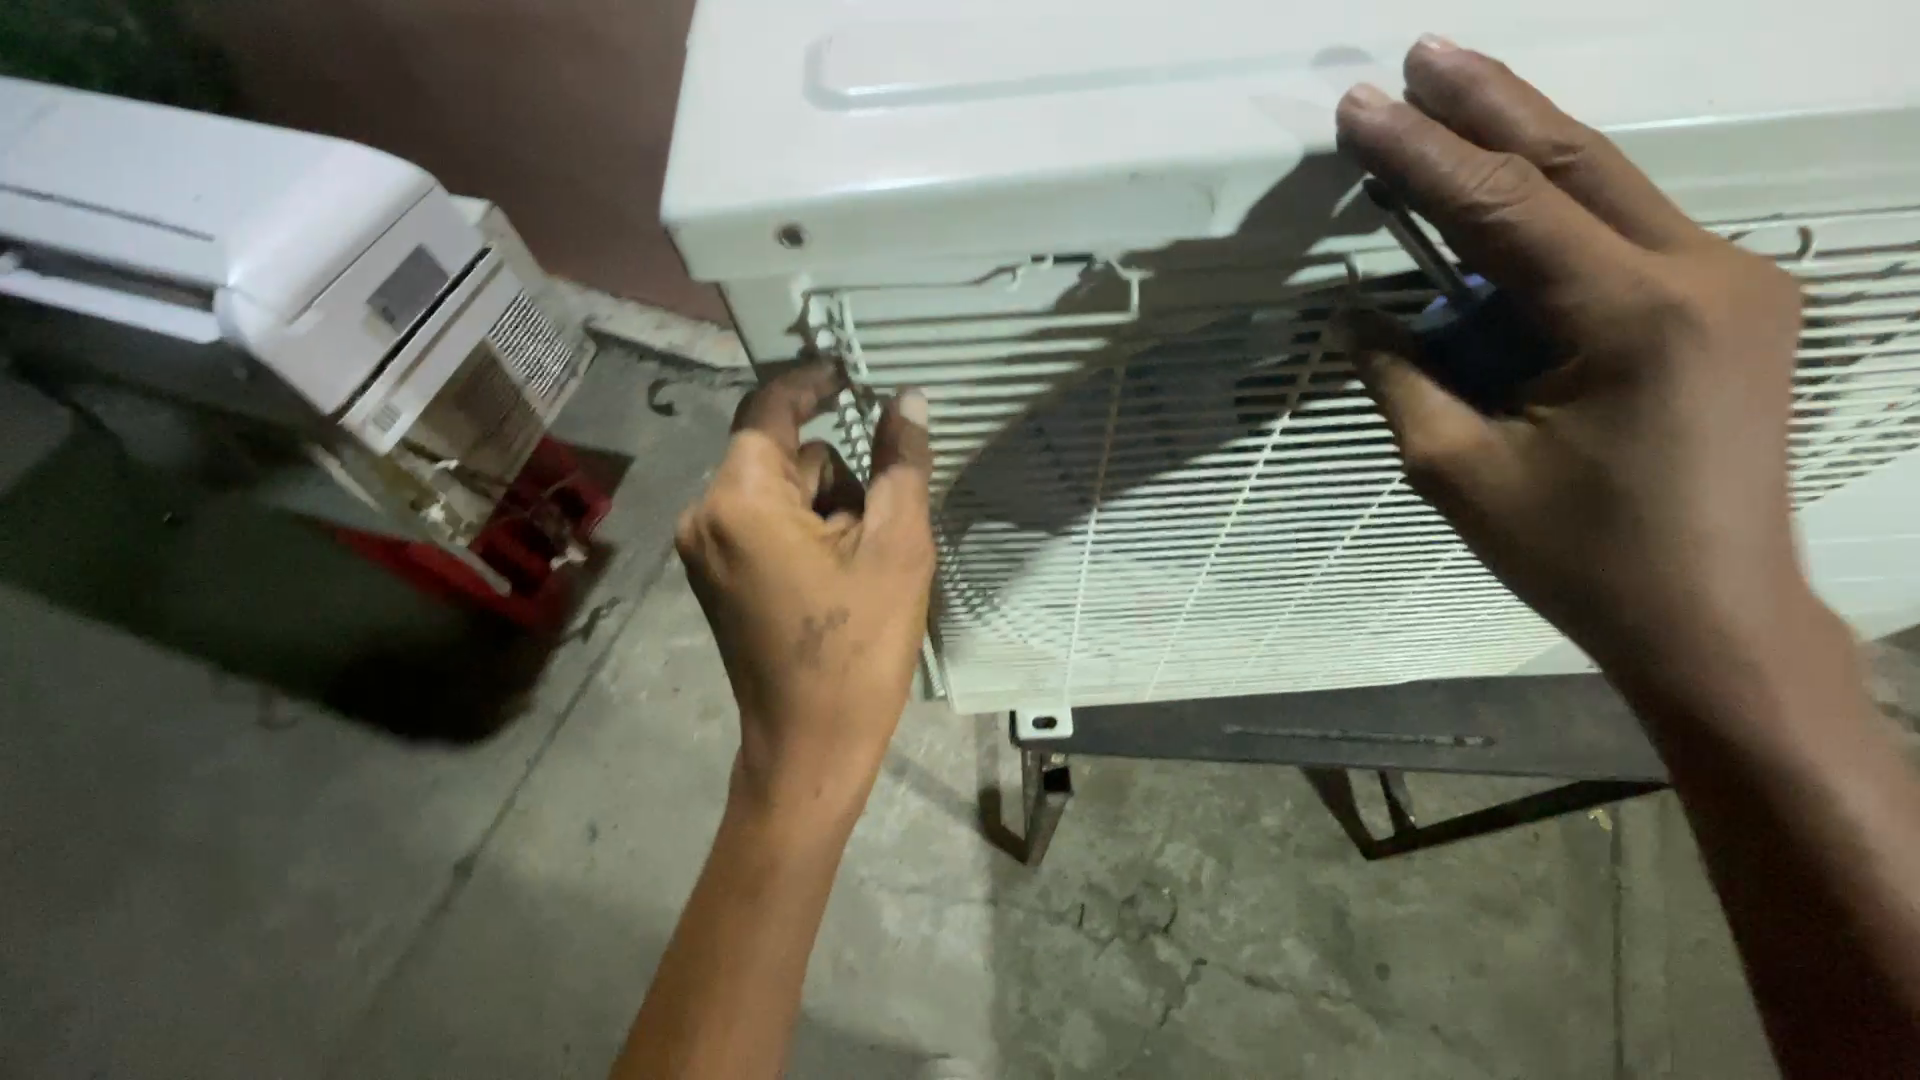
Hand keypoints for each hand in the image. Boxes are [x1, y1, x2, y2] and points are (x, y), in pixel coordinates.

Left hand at [675, 362, 934, 827]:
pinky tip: (837, 579)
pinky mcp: (715, 576)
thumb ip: (900, 462)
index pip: (771, 408)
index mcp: (740, 499)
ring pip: (779, 492)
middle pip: (785, 456)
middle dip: (837, 477)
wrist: (810, 745)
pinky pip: (764, 524)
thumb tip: (907, 399)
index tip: (853, 372)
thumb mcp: (897, 546)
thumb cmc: (858, 648)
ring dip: (827, 508)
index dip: (813, 381)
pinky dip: (806, 532)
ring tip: (861, 567)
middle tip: (880, 530)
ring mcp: (705, 549)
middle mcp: (706, 515)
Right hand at [1334, 39, 1817, 709]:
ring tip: (1451, 98)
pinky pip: (1626, 236)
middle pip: (1578, 162)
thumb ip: (1402, 376)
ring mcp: (1733, 284)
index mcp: (1636, 318)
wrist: (1712, 618)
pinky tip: (1505, 203)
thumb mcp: (1457, 471)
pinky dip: (1555, 212)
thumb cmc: (1577, 557)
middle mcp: (1706, 274)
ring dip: (1524, 146)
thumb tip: (1363, 314)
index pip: (1506, 210)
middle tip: (1420, 54)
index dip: (1422, 156)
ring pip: (1609, 188)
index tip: (1359, 109)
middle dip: (1490, 105)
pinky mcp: (1732, 306)